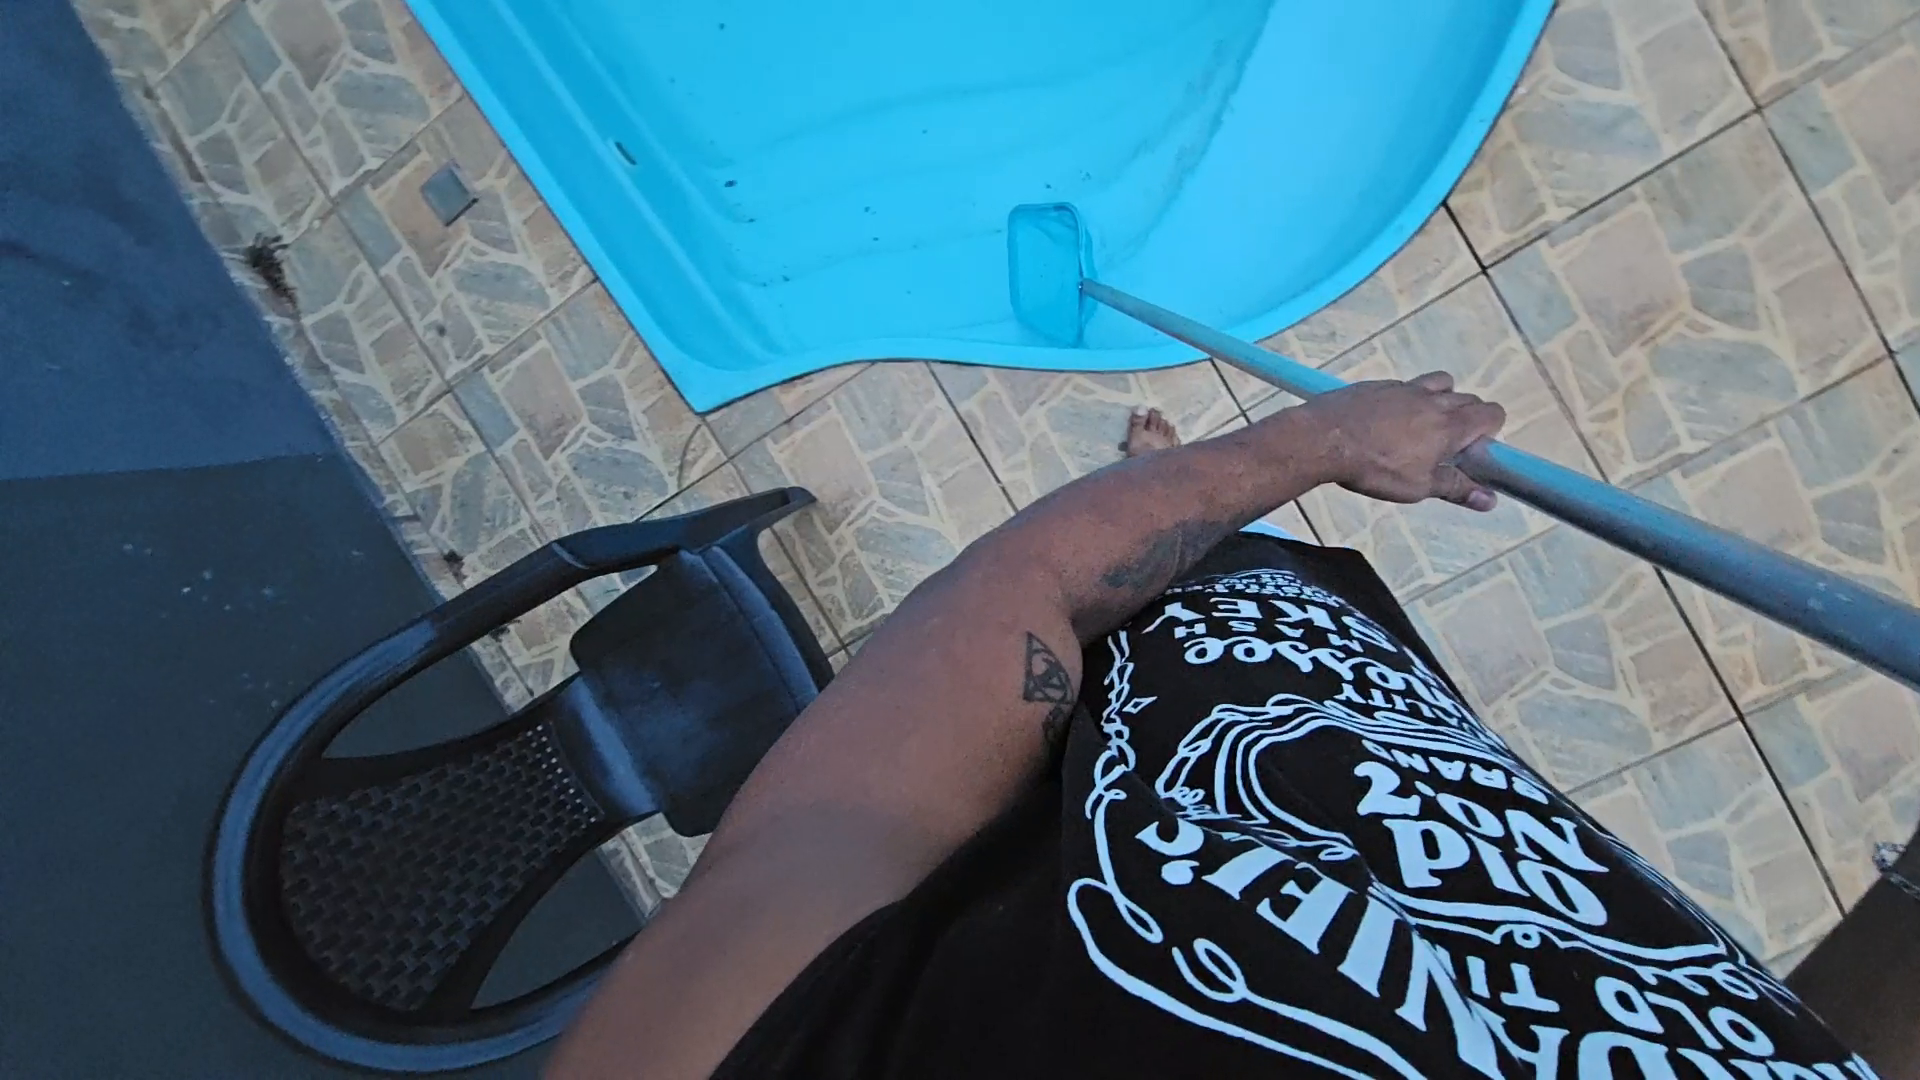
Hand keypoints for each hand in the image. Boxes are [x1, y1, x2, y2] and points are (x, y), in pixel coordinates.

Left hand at [1292, 372, 1505, 511]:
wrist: (1321, 439)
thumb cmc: (1373, 468)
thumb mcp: (1416, 487)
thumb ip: (1455, 488)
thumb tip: (1489, 500)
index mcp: (1450, 423)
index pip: (1492, 413)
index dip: (1487, 431)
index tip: (1468, 450)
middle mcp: (1432, 398)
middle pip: (1466, 398)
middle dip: (1464, 417)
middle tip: (1441, 444)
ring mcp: (1402, 387)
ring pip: (1437, 383)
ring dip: (1437, 399)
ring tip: (1416, 425)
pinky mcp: (1375, 384)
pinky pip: (1401, 386)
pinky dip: (1402, 398)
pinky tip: (1382, 418)